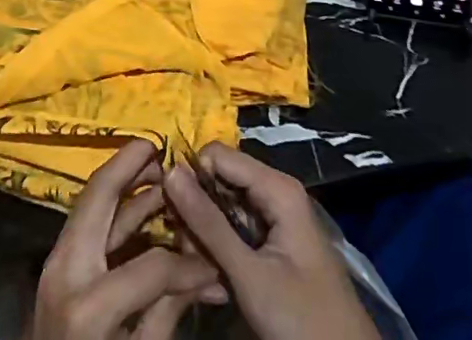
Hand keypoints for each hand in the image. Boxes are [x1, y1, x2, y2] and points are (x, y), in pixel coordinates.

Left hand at [31, 139, 223, 339]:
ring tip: (161, 173)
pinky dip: (118, 212)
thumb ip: (170, 309)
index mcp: (86, 304)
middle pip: (98, 196)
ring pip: (92, 205)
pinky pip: (90, 227)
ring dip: (127, 186)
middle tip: (161, 147)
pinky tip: (147, 208)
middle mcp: (64, 269)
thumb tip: (211, 274)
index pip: (151, 264)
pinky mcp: (58, 268)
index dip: (189, 263)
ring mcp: (57, 265)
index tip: (213, 261)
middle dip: (130, 166)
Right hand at [164, 143, 379, 339]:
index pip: (218, 155)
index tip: (170, 212)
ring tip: (201, 267)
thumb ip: (208, 223)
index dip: (190, 176)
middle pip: (219, 179)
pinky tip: (213, 273)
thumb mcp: (249, 273)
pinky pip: (233, 226)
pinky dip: (217, 245)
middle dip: (197, 210)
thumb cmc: (301, 317)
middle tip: (187, 250)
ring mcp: (274, 215)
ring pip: (222, 205)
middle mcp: (276, 191)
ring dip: (204, 233)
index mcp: (277, 187)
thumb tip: (170, 172)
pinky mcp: (270, 239)